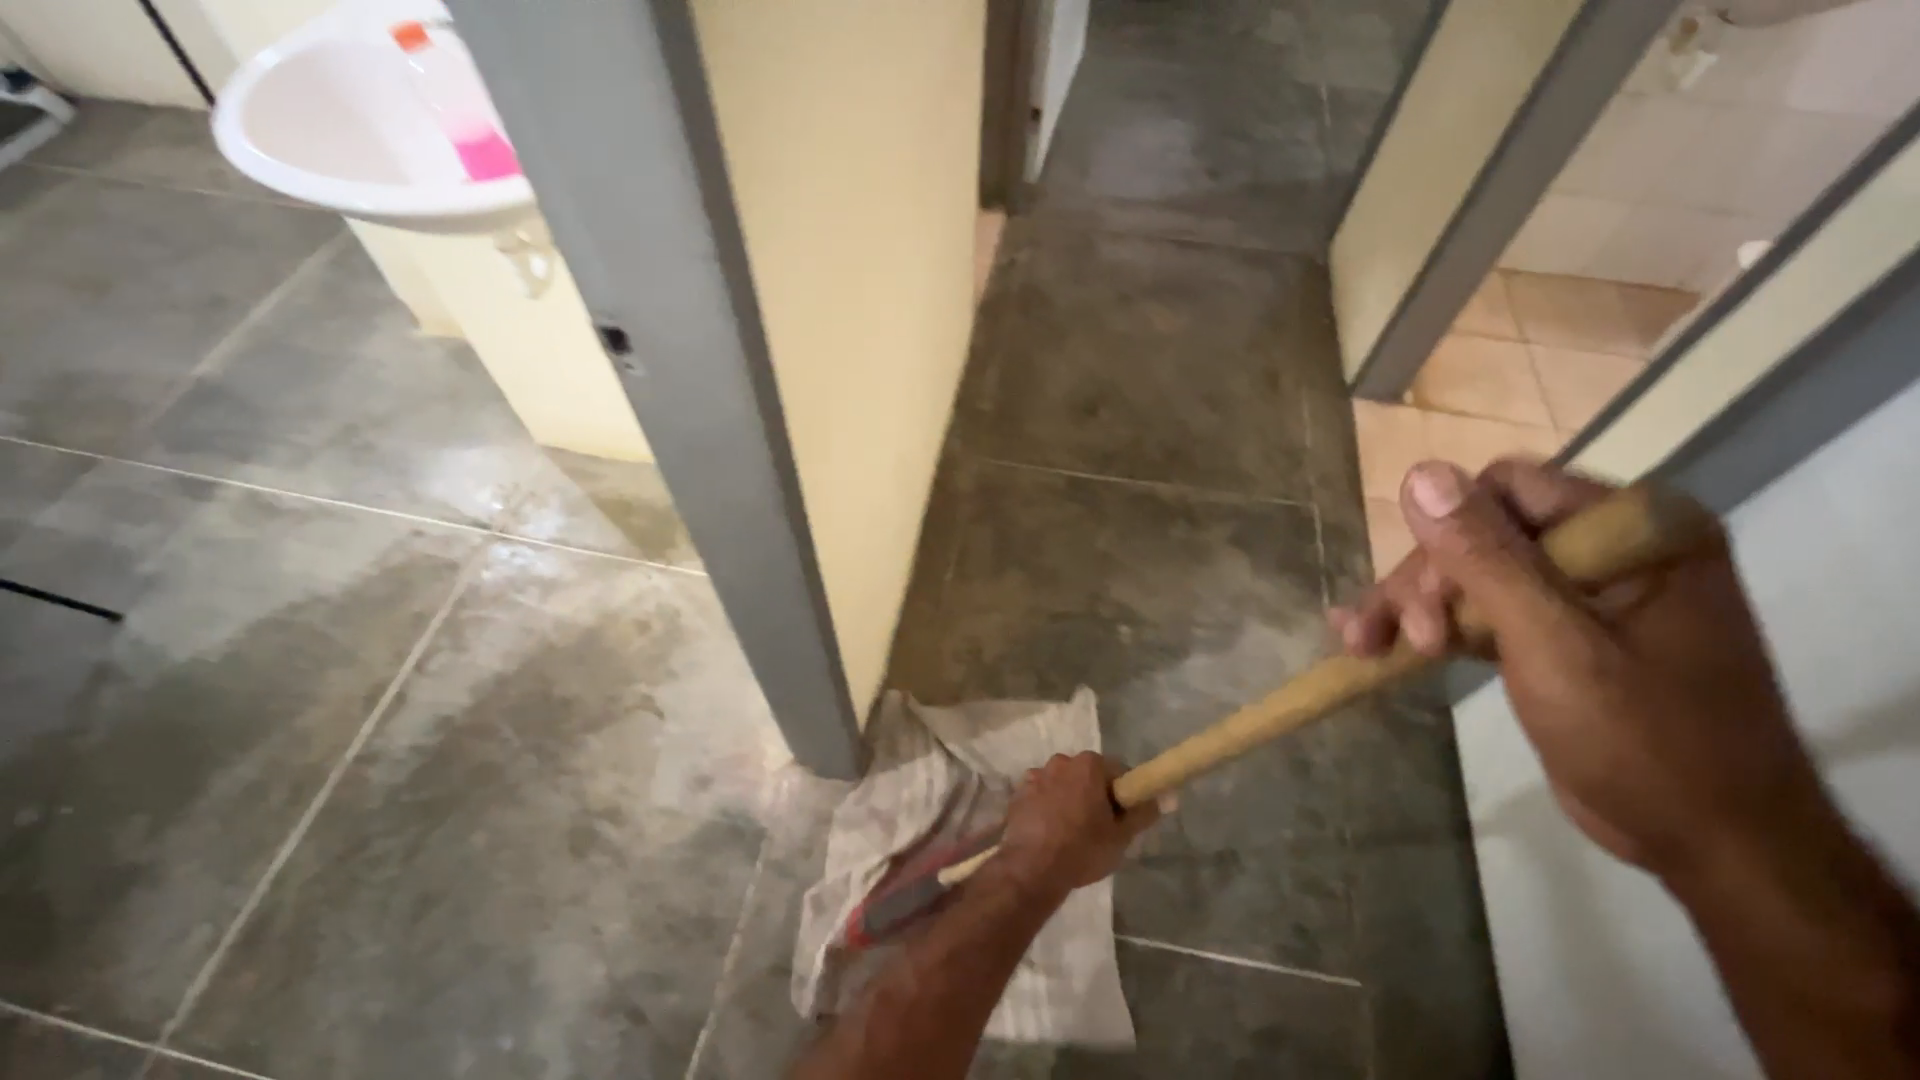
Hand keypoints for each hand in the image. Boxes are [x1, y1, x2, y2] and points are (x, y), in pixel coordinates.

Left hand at [991, 753, 1164, 899]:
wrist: (1031, 869)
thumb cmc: (1083, 849)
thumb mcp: (1121, 836)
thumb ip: (1144, 812)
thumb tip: (1166, 797)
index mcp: (1088, 765)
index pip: (1118, 771)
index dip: (1124, 794)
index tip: (1123, 817)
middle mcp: (1061, 762)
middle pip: (1087, 775)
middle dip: (1095, 794)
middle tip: (1100, 827)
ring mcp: (1035, 776)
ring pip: (1062, 784)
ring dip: (1069, 799)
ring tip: (1071, 832)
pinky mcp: (1018, 794)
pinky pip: (1041, 796)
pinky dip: (1047, 807)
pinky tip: (1050, 832)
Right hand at [1329, 459, 1829, 880]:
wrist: (1714, 845)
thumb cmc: (1647, 742)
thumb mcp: (1555, 644)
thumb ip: (1486, 558)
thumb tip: (1419, 473)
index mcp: (1635, 529)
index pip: (1508, 490)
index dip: (1447, 538)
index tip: (1420, 608)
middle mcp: (1611, 546)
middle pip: (1479, 532)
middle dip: (1423, 585)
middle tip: (1382, 639)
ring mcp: (1584, 592)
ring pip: (1470, 573)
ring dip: (1413, 608)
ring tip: (1361, 646)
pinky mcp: (1561, 633)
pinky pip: (1483, 610)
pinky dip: (1434, 628)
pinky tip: (1377, 644)